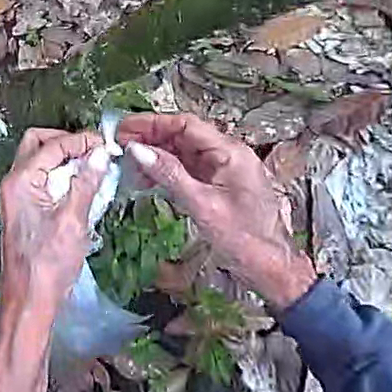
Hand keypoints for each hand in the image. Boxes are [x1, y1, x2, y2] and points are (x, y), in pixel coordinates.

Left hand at [0, 127, 107, 391]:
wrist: (29, 303)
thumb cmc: (48, 266)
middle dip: (67, 142)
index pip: (52, 145)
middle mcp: (14, 185)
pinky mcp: (25, 211)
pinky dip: (62, 177)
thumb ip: (86, 183)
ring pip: (40, 162)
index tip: (106, 143)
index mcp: (20, 182)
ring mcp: (17, 198)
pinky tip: (84, 188)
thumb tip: (100, 154)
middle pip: (38, 144)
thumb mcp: (73, 221)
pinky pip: (42, 181)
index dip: (81, 140)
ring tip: (94, 166)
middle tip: (95, 150)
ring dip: (66, 159)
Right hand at [117, 113, 316, 310]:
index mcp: (230, 152)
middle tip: (119, 145)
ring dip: (155, 156)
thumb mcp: (202, 205)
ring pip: (183, 153)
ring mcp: (223, 170)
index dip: (152, 123)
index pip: (186, 124)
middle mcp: (228, 155)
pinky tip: (146, 180)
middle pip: (183, 136)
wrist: (272, 268)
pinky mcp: (219, 185)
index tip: (125, 129)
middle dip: (150, 138)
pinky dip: (166, 172)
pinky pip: (188, 170)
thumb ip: (169, 174)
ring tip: (128, 164)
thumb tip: (138, 150)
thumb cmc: (243, 239)